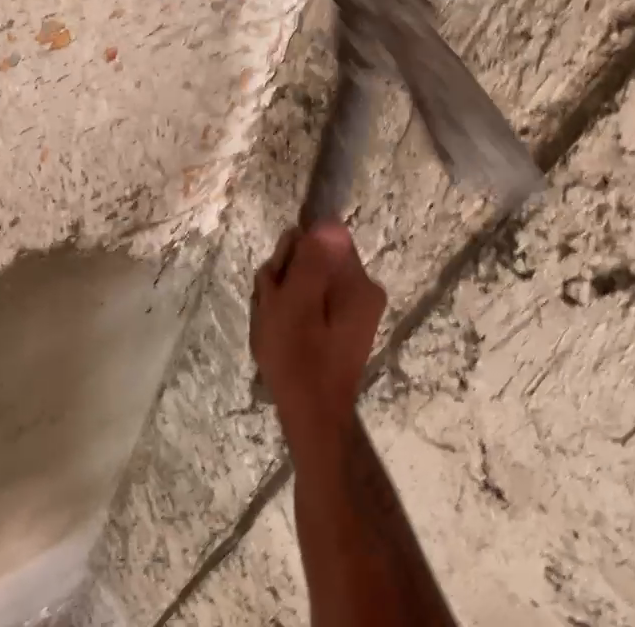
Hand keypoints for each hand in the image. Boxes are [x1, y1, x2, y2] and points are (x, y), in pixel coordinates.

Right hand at [251, 224, 384, 450]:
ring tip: (273, 323)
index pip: (318, 238)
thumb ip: (310, 261)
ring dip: (280, 296)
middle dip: (283, 277)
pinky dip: (288, 311)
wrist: (311, 412)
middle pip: (311, 258)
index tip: (279, 283)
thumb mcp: (294, 303)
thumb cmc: (298, 356)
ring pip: (304, 279)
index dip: (290, 255)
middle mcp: (362, 290)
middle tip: (272, 307)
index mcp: (357, 283)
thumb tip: (328, 222)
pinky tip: (280, 331)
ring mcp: (352, 309)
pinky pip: (307, 300)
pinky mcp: (339, 324)